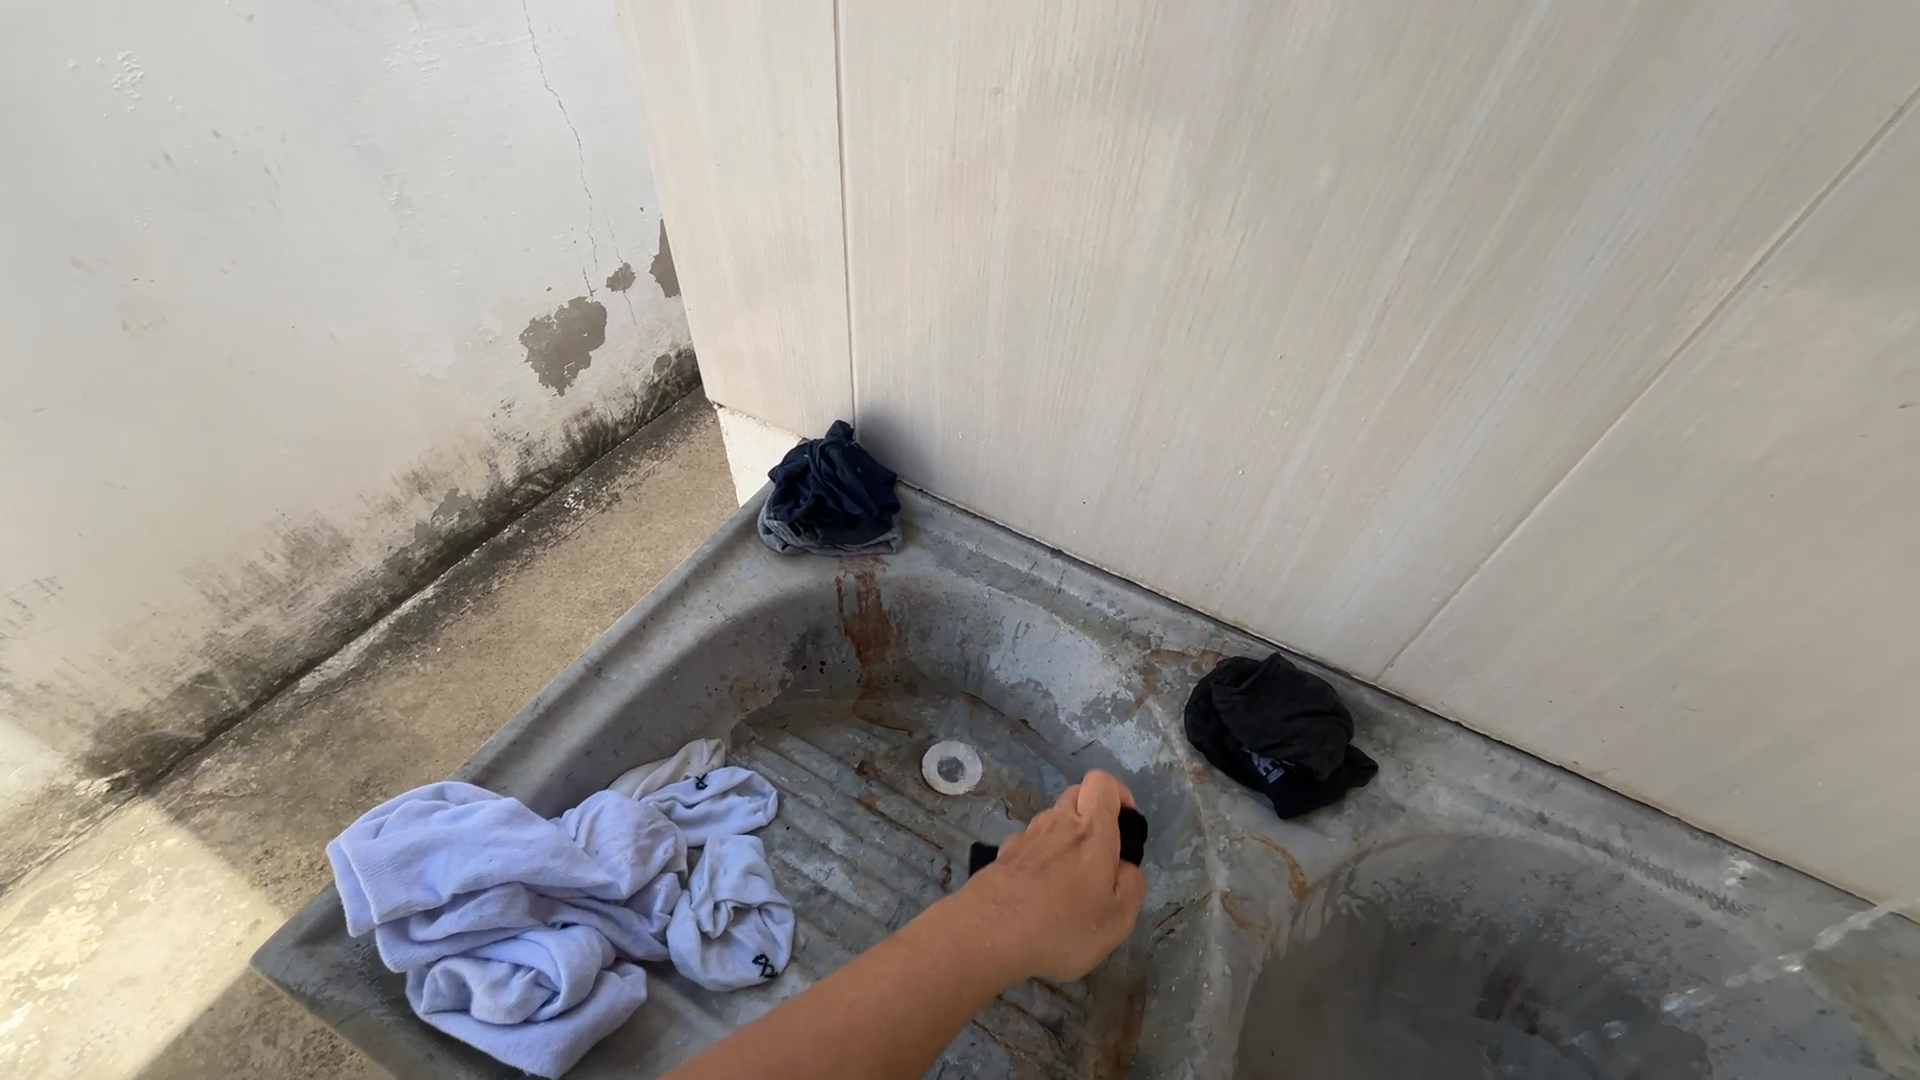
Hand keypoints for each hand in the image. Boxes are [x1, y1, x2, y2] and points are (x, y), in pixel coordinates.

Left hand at [951, 770, 1146, 981]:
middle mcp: (1058, 821)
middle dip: (1093, 813)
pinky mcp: (1005, 852)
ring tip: (1070, 878)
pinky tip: (1039, 888)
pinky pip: (1031, 841)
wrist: (991, 934)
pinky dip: (1041, 854)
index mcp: (1091, 829)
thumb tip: (1125, 866)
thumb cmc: (1064, 925)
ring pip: (1052, 817)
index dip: (1119, 794)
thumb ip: (1131, 884)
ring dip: (1066, 835)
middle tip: (1101, 854)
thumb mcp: (1118, 917)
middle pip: (1077, 794)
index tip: (1126, 825)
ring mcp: (1027, 835)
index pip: (1103, 782)